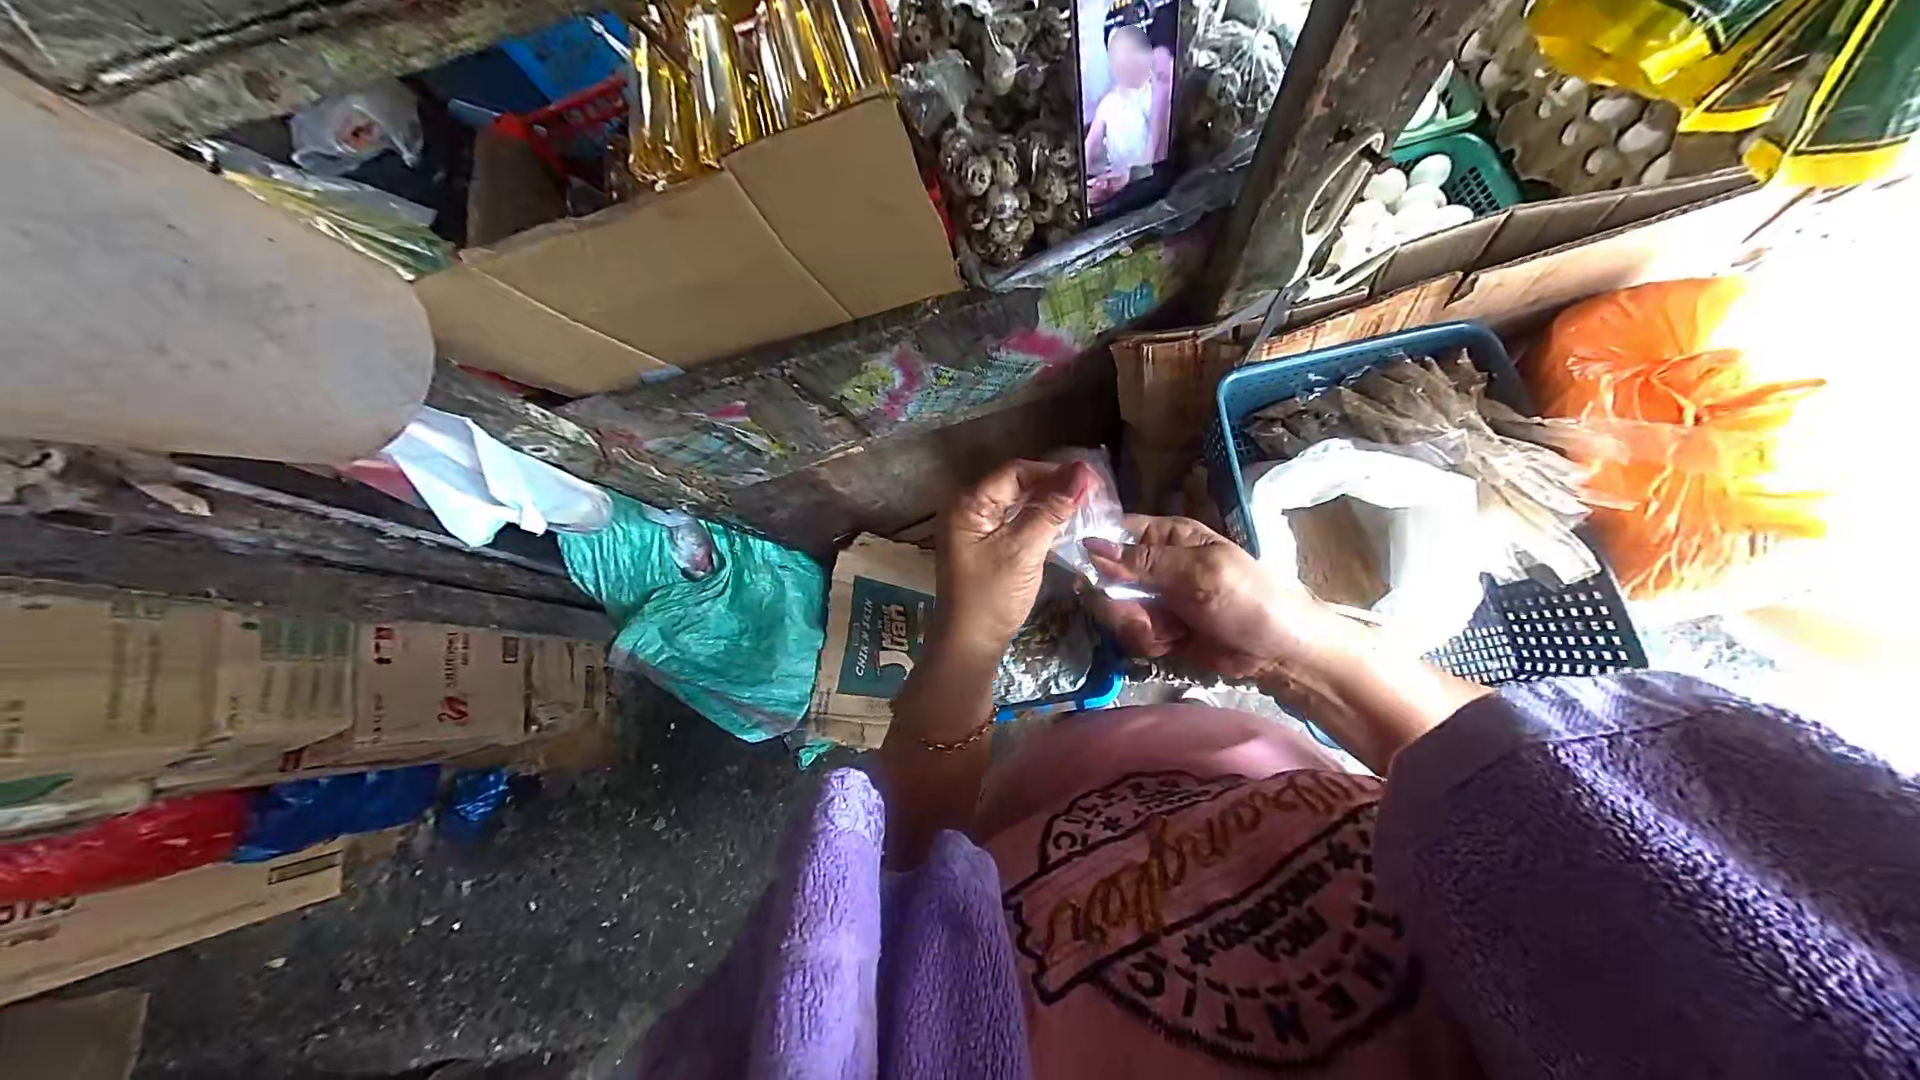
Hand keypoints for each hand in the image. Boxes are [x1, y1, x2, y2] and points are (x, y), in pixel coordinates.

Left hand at [936, 459, 1091, 651]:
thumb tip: (1083, 472)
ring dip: (1049, 502)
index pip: (1015, 472)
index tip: (1090, 479)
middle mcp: (968, 508)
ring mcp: (975, 526)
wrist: (971, 642)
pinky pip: (1015, 520)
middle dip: (1053, 485)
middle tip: (1093, 491)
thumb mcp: (1024, 550)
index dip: (1053, 472)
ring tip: (1085, 504)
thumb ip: (1051, 509)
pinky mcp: (986, 543)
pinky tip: (1064, 521)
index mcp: (967, 503)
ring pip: (1018, 502)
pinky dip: (1039, 519)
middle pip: (1016, 484)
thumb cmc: (993, 596)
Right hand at [1085, 515, 1358, 679]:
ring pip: (1114, 610)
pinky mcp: (1157, 629)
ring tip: (1170, 632)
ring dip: (1137, 626)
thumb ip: (1143, 562)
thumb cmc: (1249, 600)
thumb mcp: (1198, 573)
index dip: (1093, 550)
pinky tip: (1174, 643)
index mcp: (1166, 536)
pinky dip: (1150, 643)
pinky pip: (1131, 634)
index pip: (1113, 533)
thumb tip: (1089, 545)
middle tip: (1144, 616)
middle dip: (1120, 602)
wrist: (1281, 655)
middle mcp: (1153, 564)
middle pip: (1104, 578)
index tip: (1085, 574)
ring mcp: (1154, 598)